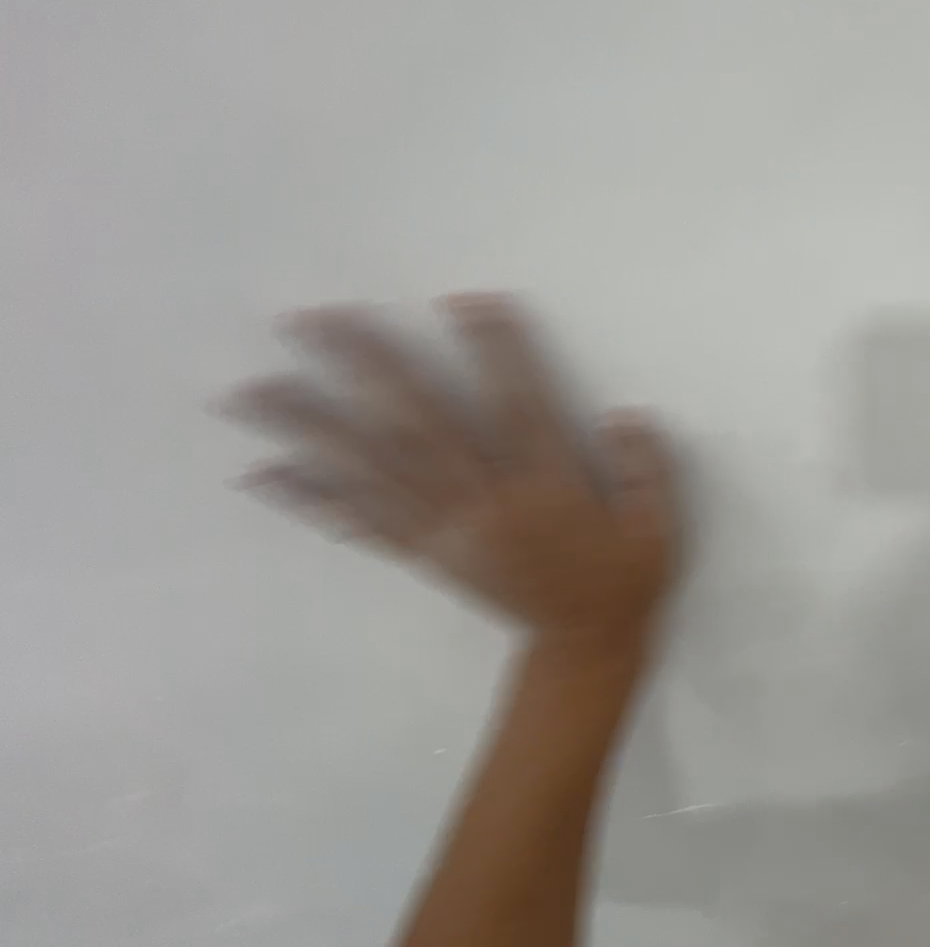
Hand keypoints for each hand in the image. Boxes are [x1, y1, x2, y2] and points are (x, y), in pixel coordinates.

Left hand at [223, 294, 681, 647]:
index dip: (497, 355)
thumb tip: (622, 416)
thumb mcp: (659, 526)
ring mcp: (451, 531)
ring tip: (253, 391)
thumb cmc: (627, 577)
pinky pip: (366, 524)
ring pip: (378, 473)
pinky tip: (267, 474)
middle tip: (315, 322)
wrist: (586, 643)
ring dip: (315, 429)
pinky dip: (315, 500)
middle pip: (424, 430)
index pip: (520, 410)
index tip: (465, 303)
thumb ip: (647, 470)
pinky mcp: (429, 555)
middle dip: (370, 372)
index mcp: (550, 491)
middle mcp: (489, 504)